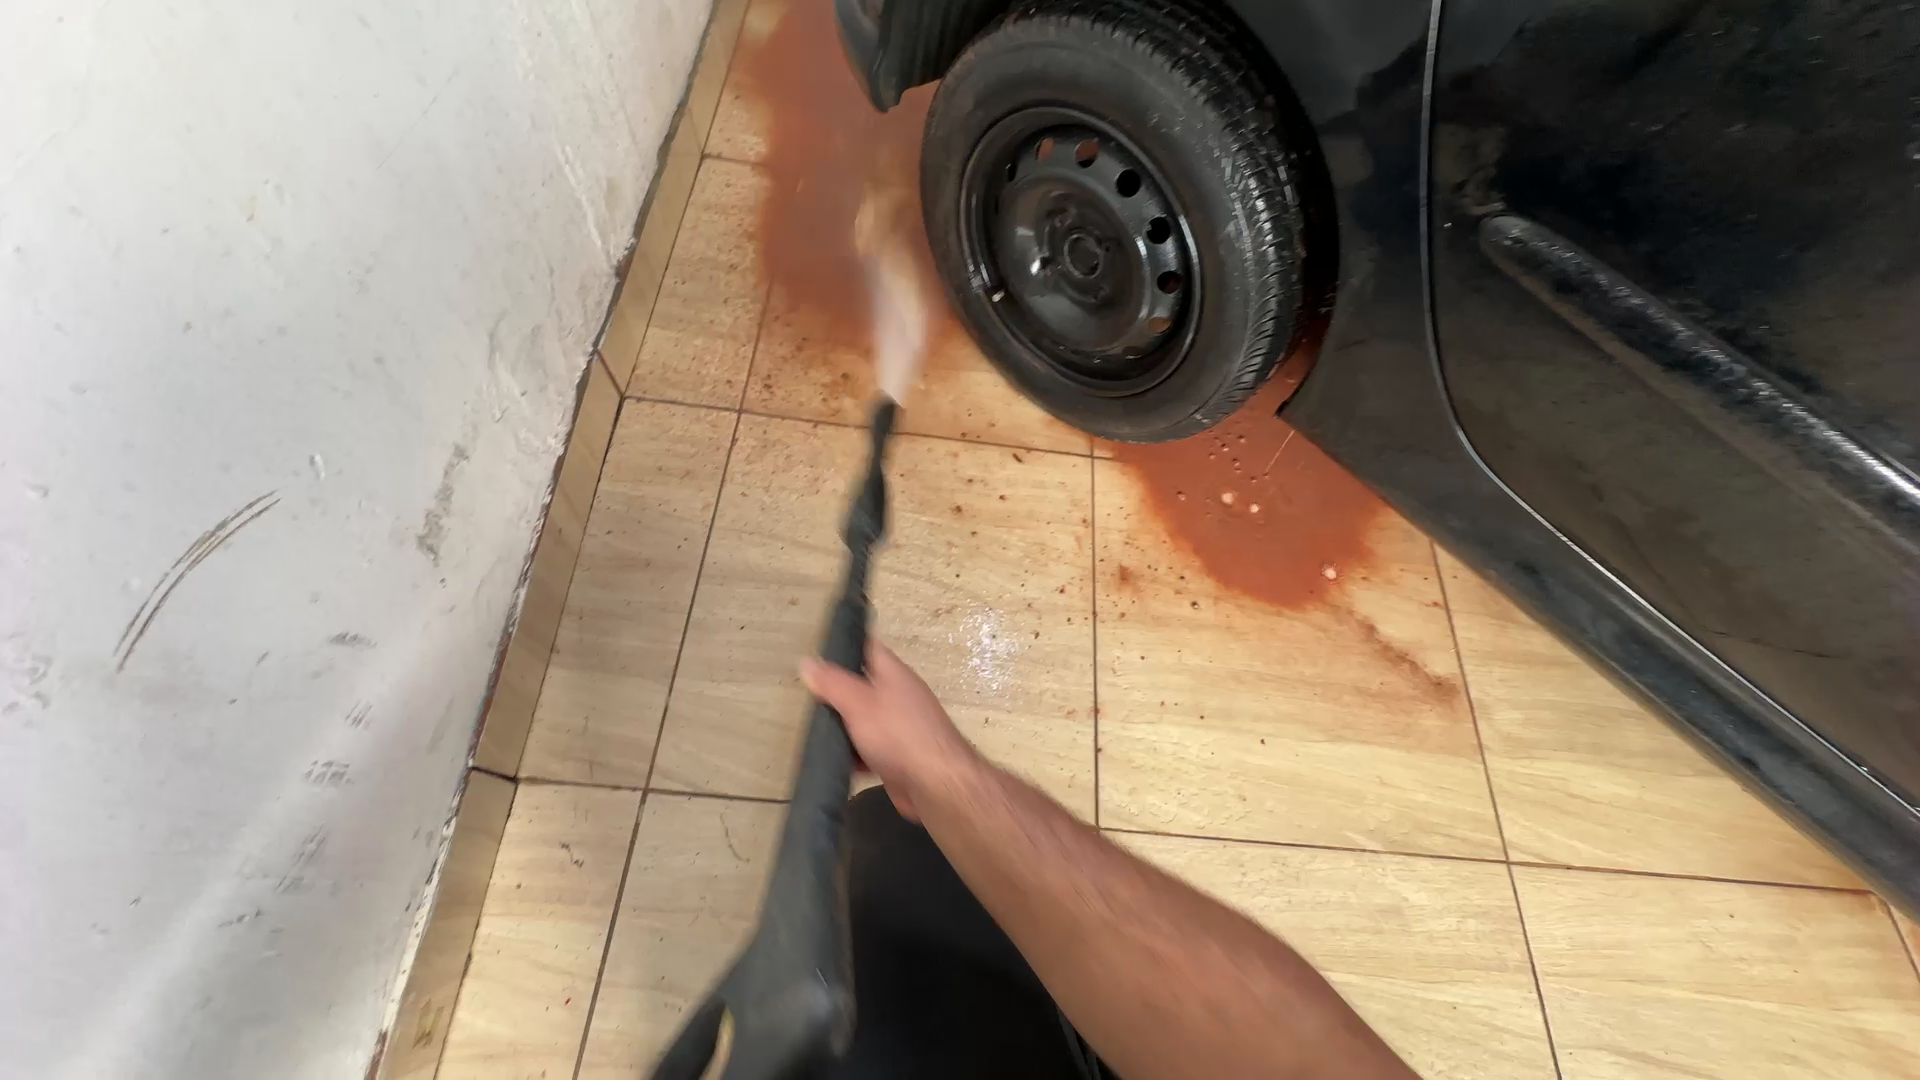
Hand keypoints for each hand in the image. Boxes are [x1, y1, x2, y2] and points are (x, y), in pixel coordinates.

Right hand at [800, 640, 979, 819]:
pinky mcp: (898, 756)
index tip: (818, 652)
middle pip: (863, 687)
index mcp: (894, 674)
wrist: (934, 784)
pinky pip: (870, 749)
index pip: (868, 648)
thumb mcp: (858, 703)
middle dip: (837, 693)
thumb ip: (832, 683)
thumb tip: (807, 661)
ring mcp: (900, 727)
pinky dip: (854, 754)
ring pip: (864, 720)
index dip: (845, 646)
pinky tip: (835, 762)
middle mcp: (899, 696)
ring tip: (813, 731)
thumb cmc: (898, 734)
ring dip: (844, 727)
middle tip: (808, 698)